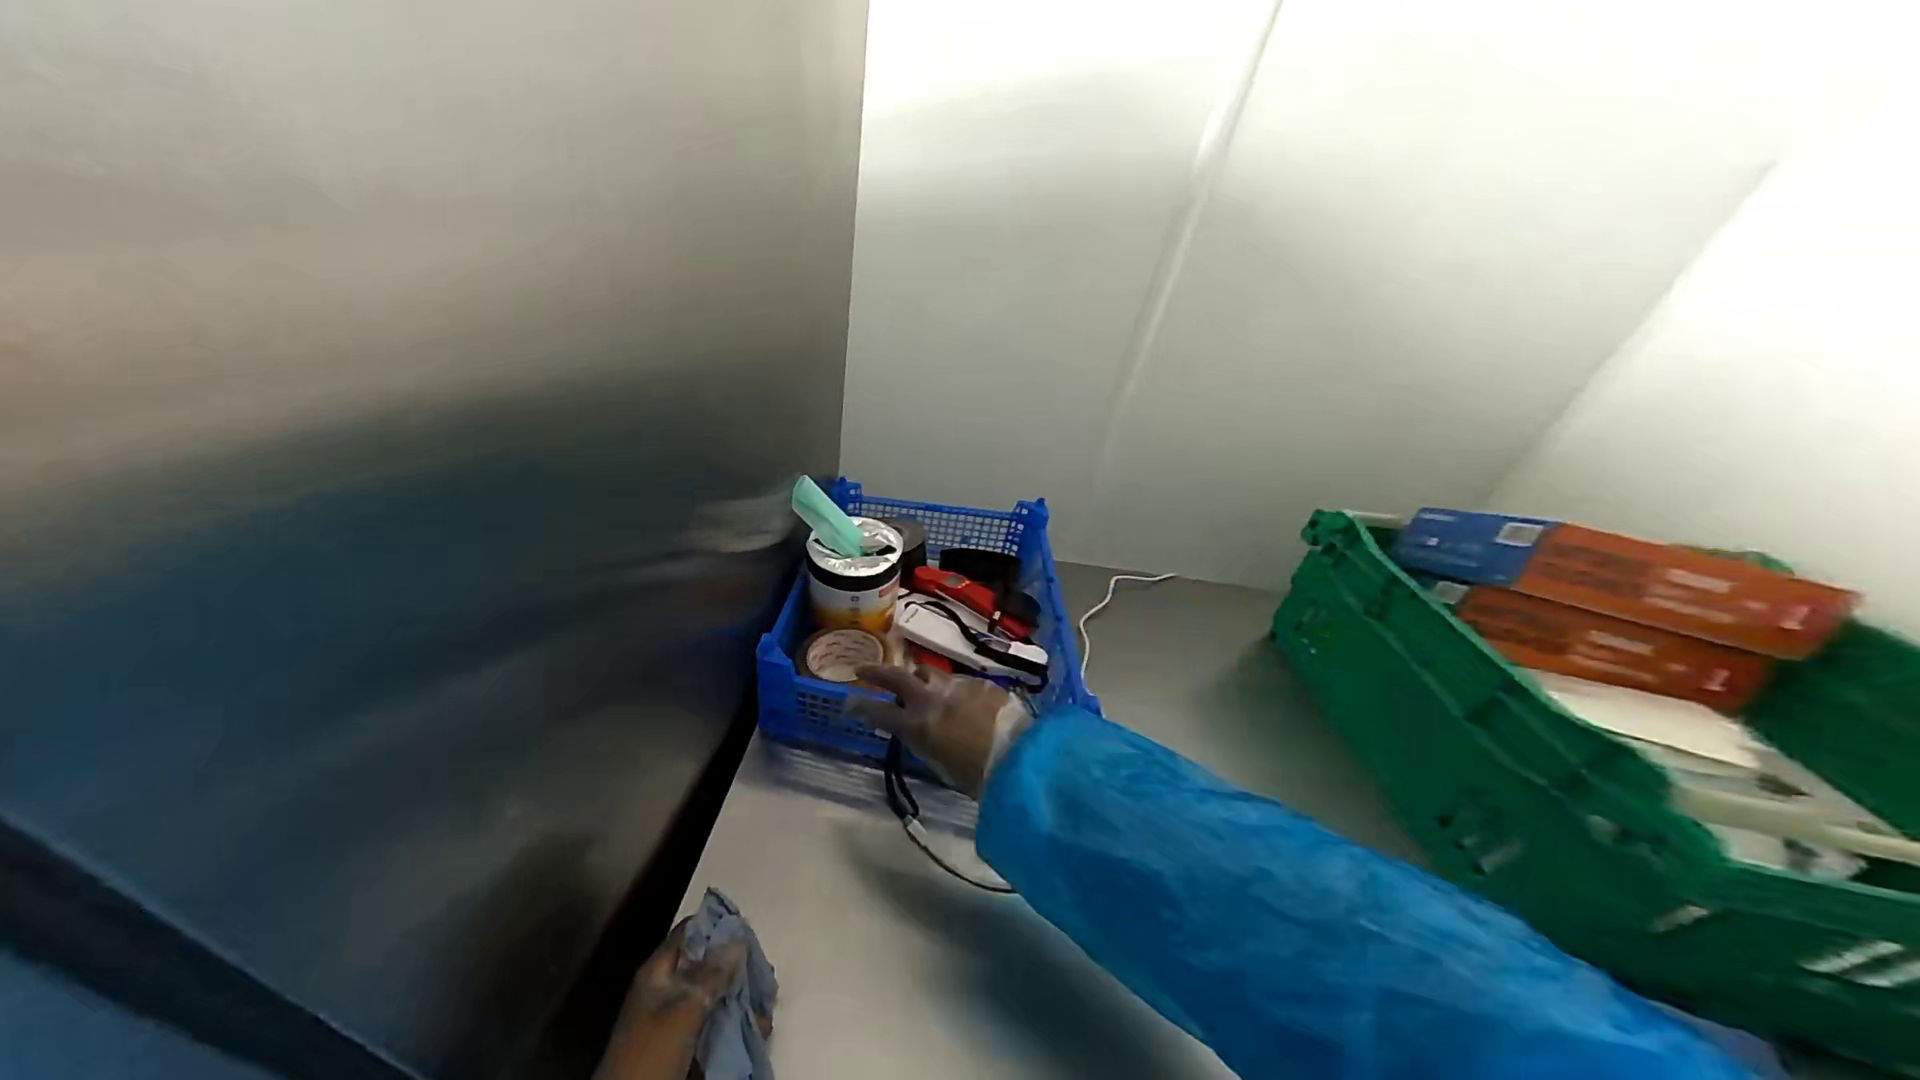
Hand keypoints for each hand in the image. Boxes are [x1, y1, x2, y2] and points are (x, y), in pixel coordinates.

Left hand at [592, 918, 761, 1079]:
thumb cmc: (650, 1055)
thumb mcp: (682, 1012)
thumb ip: (711, 975)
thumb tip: (738, 939)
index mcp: (658, 973)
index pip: (689, 932)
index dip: (717, 926)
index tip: (748, 930)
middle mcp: (667, 989)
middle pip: (707, 963)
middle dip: (737, 968)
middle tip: (764, 972)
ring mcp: (675, 1018)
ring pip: (715, 995)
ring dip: (741, 998)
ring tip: (765, 1006)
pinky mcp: (684, 1044)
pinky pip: (715, 1023)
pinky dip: (736, 1024)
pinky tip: (757, 1028)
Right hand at [851, 664, 1032, 798]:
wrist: (1022, 759)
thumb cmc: (979, 777)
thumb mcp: (940, 765)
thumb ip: (924, 742)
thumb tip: (920, 732)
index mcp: (919, 726)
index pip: (879, 712)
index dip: (861, 707)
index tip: (849, 703)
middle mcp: (933, 699)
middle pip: (897, 676)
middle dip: (877, 671)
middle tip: (862, 667)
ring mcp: (958, 686)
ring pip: (931, 674)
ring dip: (922, 680)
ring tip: (921, 686)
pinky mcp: (981, 682)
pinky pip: (959, 682)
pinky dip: (953, 689)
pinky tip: (962, 701)